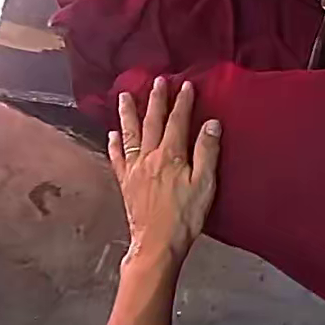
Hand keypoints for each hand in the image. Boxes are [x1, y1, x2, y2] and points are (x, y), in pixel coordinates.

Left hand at [110, 75, 220, 273]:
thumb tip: (210, 124)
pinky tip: (113, 135)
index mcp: (170, 156)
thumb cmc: (187, 214)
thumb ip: (207, 152)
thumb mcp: (205, 183)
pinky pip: (118, 159)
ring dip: (129, 115)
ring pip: (131, 135)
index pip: (177, 122)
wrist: (157, 243)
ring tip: (126, 97)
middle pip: (152, 123)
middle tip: (157, 81)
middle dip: (156, 100)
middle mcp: (149, 158)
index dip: (182, 102)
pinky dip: (115, 144)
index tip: (186, 84)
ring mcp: (134, 170)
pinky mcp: (127, 183)